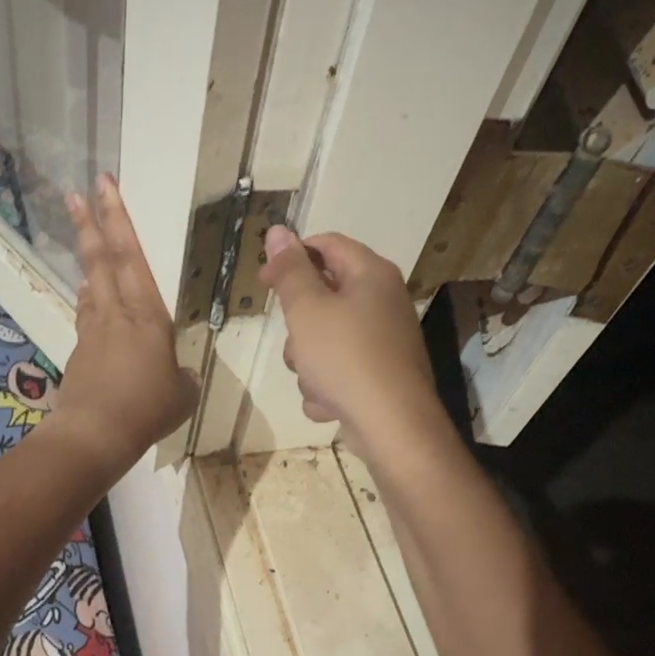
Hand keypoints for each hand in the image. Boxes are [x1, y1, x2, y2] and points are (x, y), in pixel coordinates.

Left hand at [50, 174, 197, 467]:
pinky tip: (93, 304)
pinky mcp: (80, 352)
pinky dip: (90, 302)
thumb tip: (180, 376)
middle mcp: (116, 313)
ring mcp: (93, 331)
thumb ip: (184, 378)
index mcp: (147, 316)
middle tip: (78, 192)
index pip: (132, 255)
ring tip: (88, 242)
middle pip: (101, 258)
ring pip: (90, 284)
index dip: (119, 218)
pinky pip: (87, 316)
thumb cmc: (147, 409)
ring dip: (88, 259)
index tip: (105, 186)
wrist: (94, 434)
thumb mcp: (183, 396)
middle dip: (90, 222)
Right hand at [259, 227, 444, 449]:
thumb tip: (278, 230)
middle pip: (324, 297)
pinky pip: (340, 371)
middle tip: (296, 343)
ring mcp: (384, 342)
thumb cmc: (345, 358)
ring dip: (310, 363)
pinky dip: (329, 386)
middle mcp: (383, 302)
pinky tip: (330, 403)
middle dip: (300, 325)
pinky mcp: (381, 376)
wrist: (391, 424)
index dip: (290, 257)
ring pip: (327, 340)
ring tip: (315, 380)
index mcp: (371, 274)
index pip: (326, 244)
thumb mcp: (307, 310)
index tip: (263, 281)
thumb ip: (290, 270)